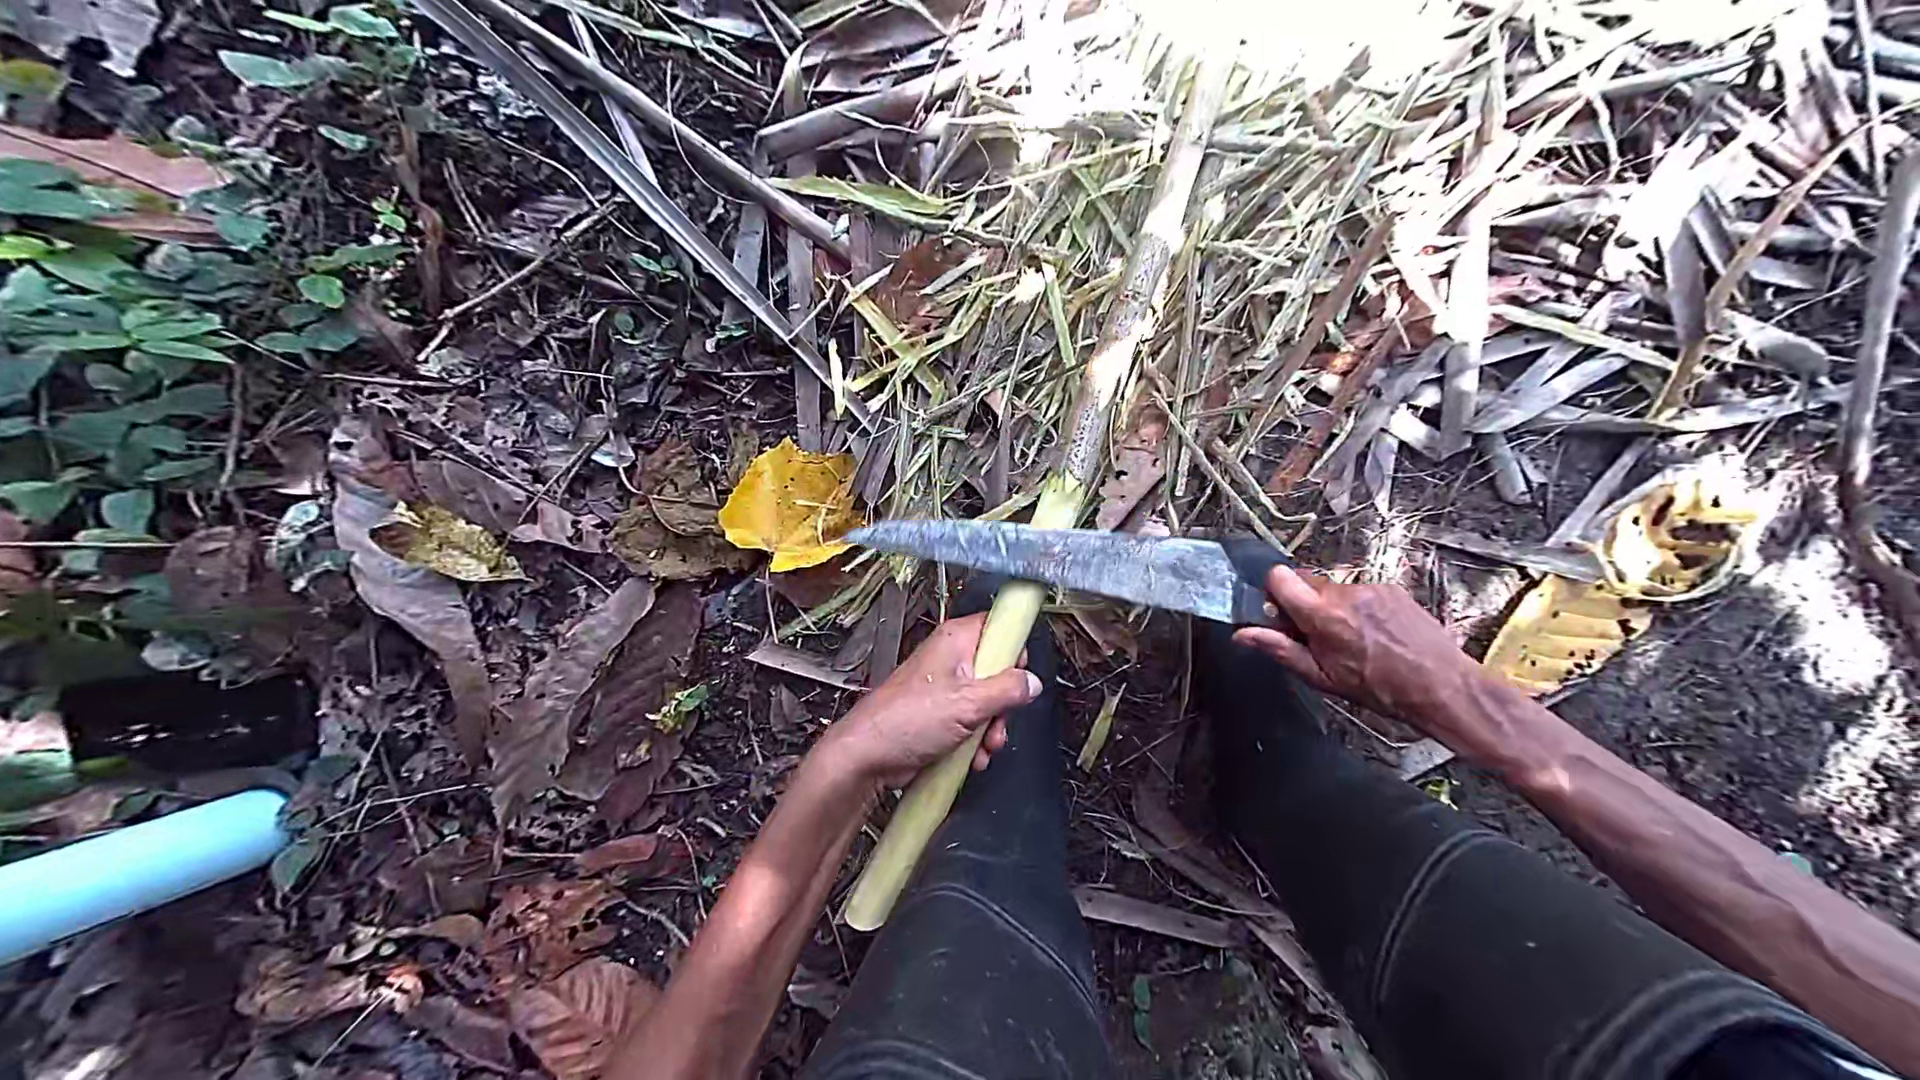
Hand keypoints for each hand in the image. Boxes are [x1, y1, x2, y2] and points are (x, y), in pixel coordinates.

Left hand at [816, 613, 1042, 789]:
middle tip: (997, 719)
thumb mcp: (968, 704)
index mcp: (956, 641)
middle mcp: (950, 659)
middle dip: (1004, 703)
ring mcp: (945, 688)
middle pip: (998, 670)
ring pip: (987, 702)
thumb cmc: (903, 721)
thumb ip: (1007, 691)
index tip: (1020, 671)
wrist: (867, 757)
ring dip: (991, 728)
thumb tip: (1031, 683)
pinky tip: (972, 756)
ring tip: (983, 745)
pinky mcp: (940, 714)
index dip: (1014, 647)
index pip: (998, 625)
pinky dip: (976, 740)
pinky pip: (971, 722)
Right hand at [1232, 565, 1482, 722]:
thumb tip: (1243, 636)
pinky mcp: (1391, 589)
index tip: (1280, 613)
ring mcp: (1371, 588)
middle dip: (1303, 604)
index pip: (1279, 576)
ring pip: (1332, 589)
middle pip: (1305, 582)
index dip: (1273, 592)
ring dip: (1332, 608)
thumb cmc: (1383, 689)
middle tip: (1315, 635)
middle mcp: (1345, 594)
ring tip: (1352, 640)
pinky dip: (1358, 609)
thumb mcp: (1321, 677)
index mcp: (1323, 616)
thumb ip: (1279, 649)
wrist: (1443, 686)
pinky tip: (1373, 634)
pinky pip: (1359, 591)